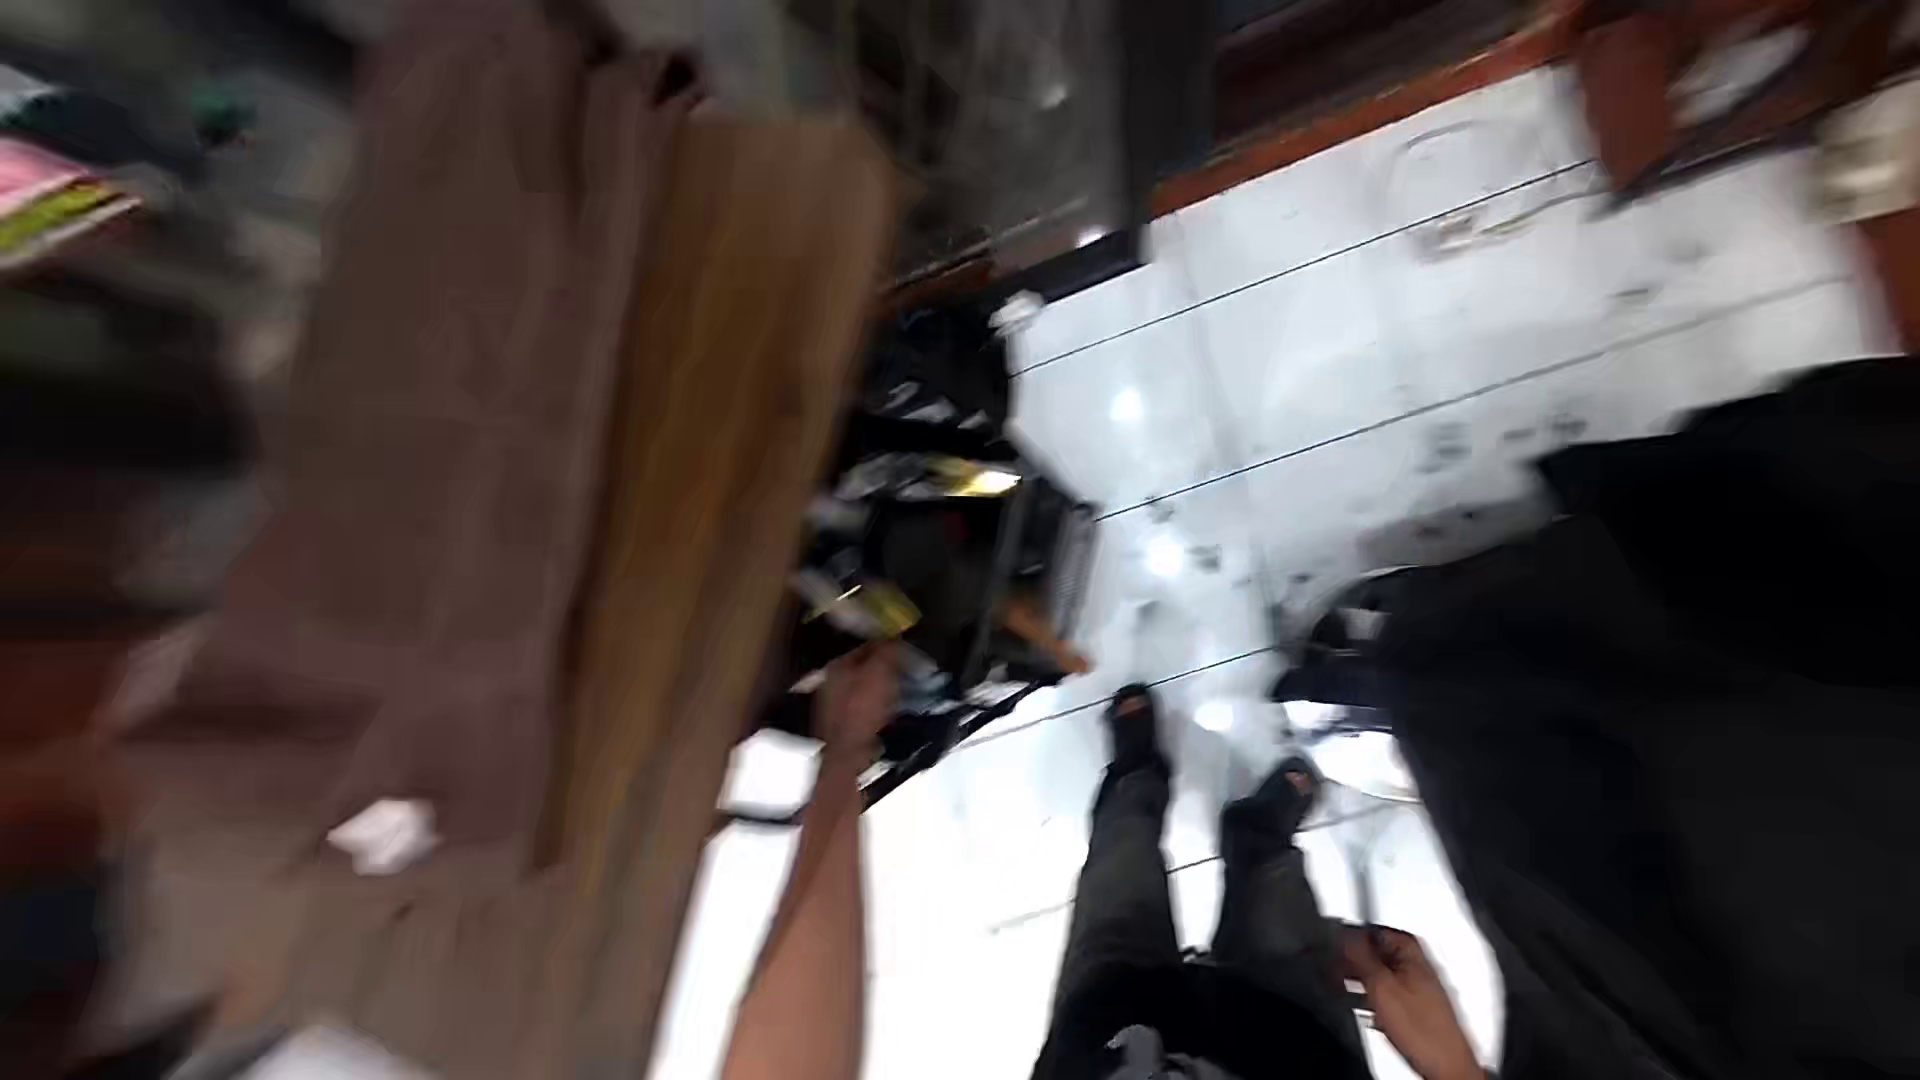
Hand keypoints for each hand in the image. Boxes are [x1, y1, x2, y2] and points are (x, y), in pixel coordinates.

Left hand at [816, 641, 898, 753]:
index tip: (909, 650)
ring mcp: (835, 704)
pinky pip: (866, 706)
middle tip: (909, 671)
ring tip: (904, 691)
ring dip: (885, 687)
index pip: (868, 644)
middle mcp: (832, 681)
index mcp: (838, 665)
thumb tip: (896, 638)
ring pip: (867, 686)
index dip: (891, 645)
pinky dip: (880, 705)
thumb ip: (888, 650)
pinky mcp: (843, 723)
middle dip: (889, 667)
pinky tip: (892, 710)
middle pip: (866, 665)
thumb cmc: (862, 711)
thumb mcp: (880, 673)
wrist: (849, 755)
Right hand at [1341, 924, 1482, 1079]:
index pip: (1371, 928)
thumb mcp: (1379, 985)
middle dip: (1352, 959)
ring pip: (1378, 971)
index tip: (1334, 944)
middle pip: (1374, 950)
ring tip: (1344, 988)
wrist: (1448, 1072)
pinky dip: (1370, 993)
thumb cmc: (1425, 1033)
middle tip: (1336, 968)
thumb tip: (1340, 932)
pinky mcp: (1417, 1007)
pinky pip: (1385, 989)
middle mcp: (1418, 965)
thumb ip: (1357, 954)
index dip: (1348, 935)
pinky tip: (1362, 1005)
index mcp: (1411, 951)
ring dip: (1358, 978)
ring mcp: (1419, 986)